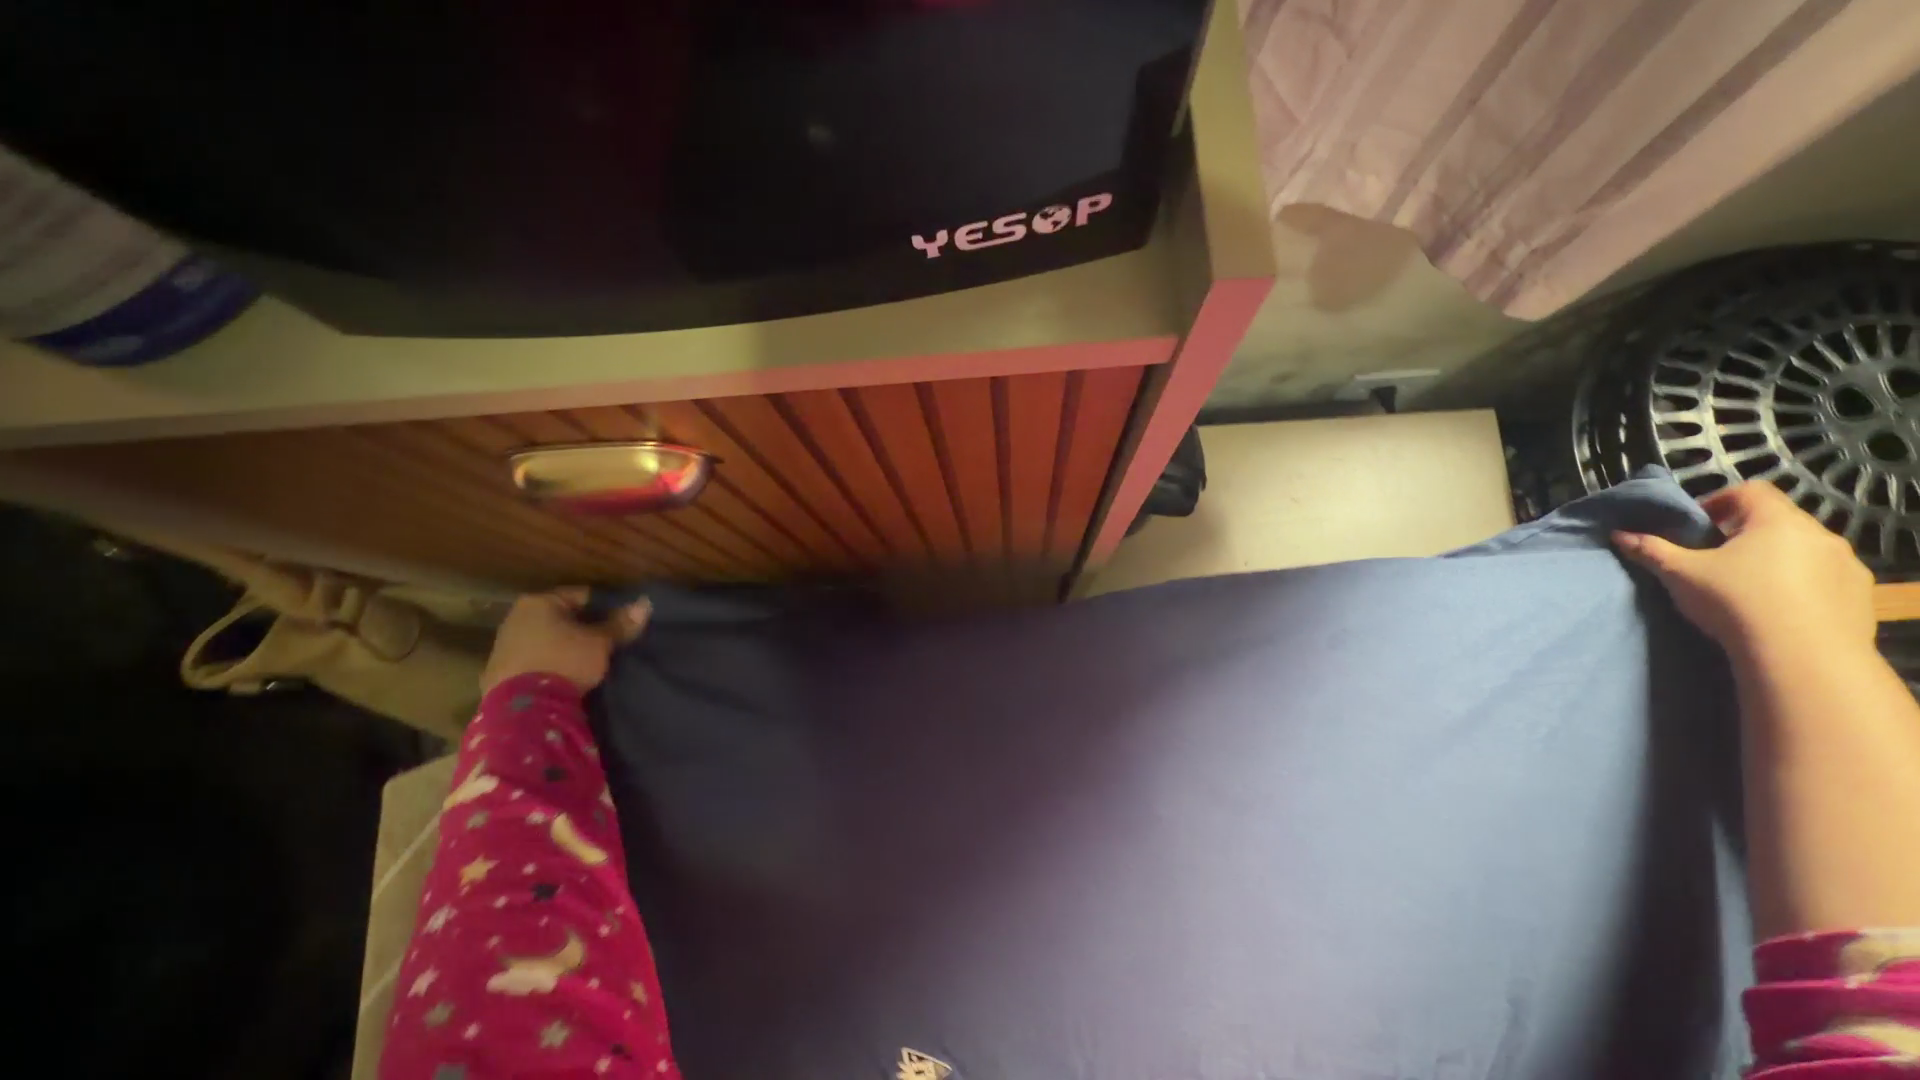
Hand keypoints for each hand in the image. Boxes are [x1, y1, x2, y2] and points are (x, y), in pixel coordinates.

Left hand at [480, 588, 650, 693]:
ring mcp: (503, 644)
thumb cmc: (565, 662)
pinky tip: (561, 676)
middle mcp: (516, 617)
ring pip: (544, 639)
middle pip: (559, 617)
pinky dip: (547, 663)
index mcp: (539, 602)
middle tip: (605, 642)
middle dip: (581, 627)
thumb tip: (645, 603)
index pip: (581, 596)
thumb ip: (620, 624)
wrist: (523, 708)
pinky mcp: (497, 671)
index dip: (604, 607)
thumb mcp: (600, 643)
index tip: (620, 622)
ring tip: (585, 662)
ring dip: (562, 646)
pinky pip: (532, 660)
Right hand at [1612, 482, 1874, 663]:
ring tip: (1749, 588)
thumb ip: (1651, 550)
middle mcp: (1819, 535)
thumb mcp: (1681, 574)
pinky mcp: (1860, 594)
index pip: (1749, 491)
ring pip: (1804, 550)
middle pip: (1777, 520)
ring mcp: (1845, 565)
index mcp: (1777, 521)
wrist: (1802, 657)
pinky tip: (1781, 610)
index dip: (1719, 502)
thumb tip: (1619, 535)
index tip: (1698, 528)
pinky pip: (1826, 578)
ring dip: (1776, 559)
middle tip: (1716, 560)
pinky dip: (1803, 585)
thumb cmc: (1736, 602)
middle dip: (1745, 534)